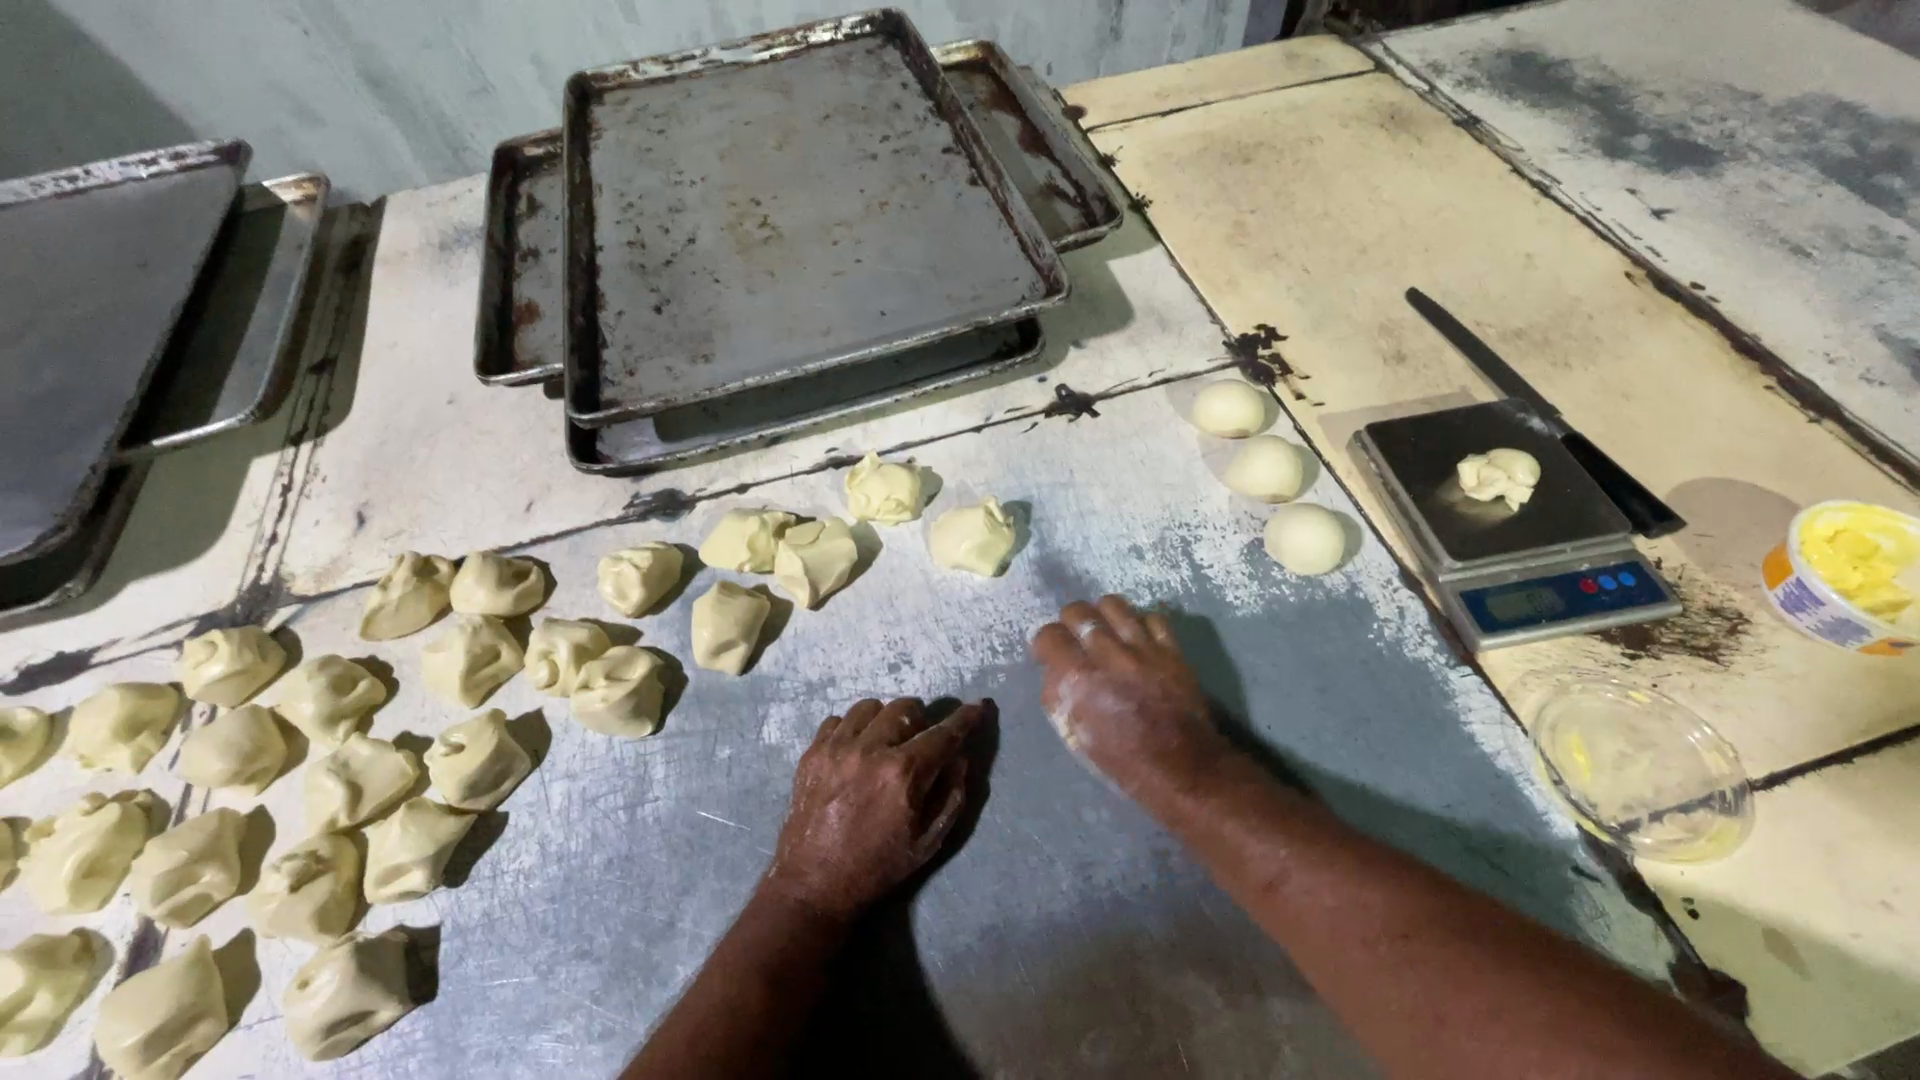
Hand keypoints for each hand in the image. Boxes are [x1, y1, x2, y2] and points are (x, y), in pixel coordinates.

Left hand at [764, 698, 986, 920]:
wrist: (815, 883)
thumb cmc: (878, 866)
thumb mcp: (929, 840)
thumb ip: (952, 794)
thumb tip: (959, 756)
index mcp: (903, 773)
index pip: (943, 733)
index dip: (965, 718)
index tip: (978, 706)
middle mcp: (870, 750)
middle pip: (904, 708)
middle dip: (920, 720)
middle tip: (918, 742)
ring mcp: (836, 748)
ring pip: (869, 707)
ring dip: (884, 719)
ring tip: (884, 742)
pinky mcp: (812, 753)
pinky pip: (837, 720)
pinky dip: (852, 729)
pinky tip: (855, 751)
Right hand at [1031, 596, 1229, 799]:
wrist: (1181, 767)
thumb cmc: (1121, 760)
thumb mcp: (1073, 735)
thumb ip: (1057, 695)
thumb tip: (1054, 669)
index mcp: (1078, 679)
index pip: (1049, 634)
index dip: (1044, 643)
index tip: (1049, 653)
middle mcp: (1108, 654)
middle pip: (1078, 611)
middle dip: (1070, 623)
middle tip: (1077, 640)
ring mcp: (1143, 648)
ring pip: (1113, 604)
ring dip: (1103, 615)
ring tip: (1106, 632)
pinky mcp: (1171, 649)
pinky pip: (1151, 617)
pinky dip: (1140, 624)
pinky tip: (1137, 641)